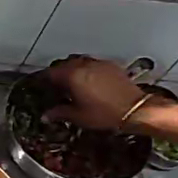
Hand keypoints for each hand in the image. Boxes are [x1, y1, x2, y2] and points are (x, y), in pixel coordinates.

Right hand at [43, 55, 161, 131]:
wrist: (137, 110)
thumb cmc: (104, 114)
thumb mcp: (77, 116)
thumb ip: (59, 113)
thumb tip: (45, 116)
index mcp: (71, 75)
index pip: (49, 73)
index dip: (42, 80)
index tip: (39, 86)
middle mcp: (83, 66)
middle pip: (63, 65)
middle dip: (56, 74)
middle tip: (54, 85)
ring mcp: (98, 64)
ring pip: (78, 62)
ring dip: (71, 69)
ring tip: (71, 81)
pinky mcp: (111, 67)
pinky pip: (92, 64)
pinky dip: (86, 69)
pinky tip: (89, 81)